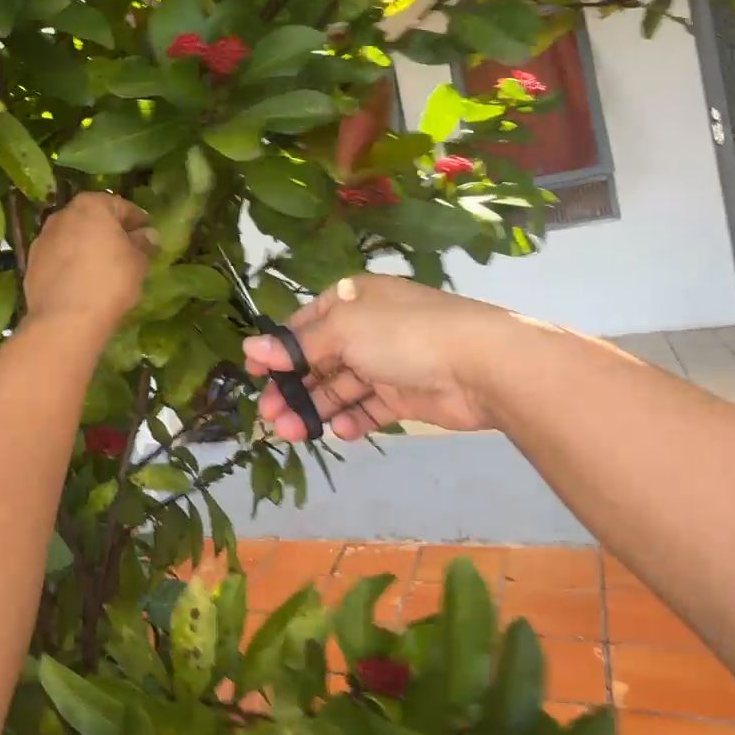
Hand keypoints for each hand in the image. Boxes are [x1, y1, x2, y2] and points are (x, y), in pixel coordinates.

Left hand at [23, 193, 155, 331]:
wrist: (65, 319)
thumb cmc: (110, 281)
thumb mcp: (137, 261)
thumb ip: (143, 244)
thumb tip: (147, 235)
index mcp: (90, 206)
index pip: (120, 206)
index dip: (137, 219)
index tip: (148, 232)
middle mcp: (62, 216)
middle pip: (92, 219)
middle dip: (109, 232)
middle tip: (127, 249)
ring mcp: (42, 240)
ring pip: (72, 239)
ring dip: (87, 248)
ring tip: (104, 268)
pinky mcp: (32, 265)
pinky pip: (58, 259)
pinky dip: (71, 265)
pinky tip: (82, 282)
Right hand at [241, 274, 519, 438]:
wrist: (483, 365)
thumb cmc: (404, 334)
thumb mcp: (343, 330)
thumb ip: (297, 345)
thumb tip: (250, 348)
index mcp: (351, 300)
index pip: (303, 325)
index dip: (276, 350)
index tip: (253, 375)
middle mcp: (366, 329)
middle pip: (317, 360)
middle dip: (292, 387)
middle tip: (269, 415)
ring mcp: (386, 363)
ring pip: (339, 388)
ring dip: (314, 408)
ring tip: (292, 433)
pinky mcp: (403, 395)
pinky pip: (367, 408)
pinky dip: (351, 419)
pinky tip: (339, 431)